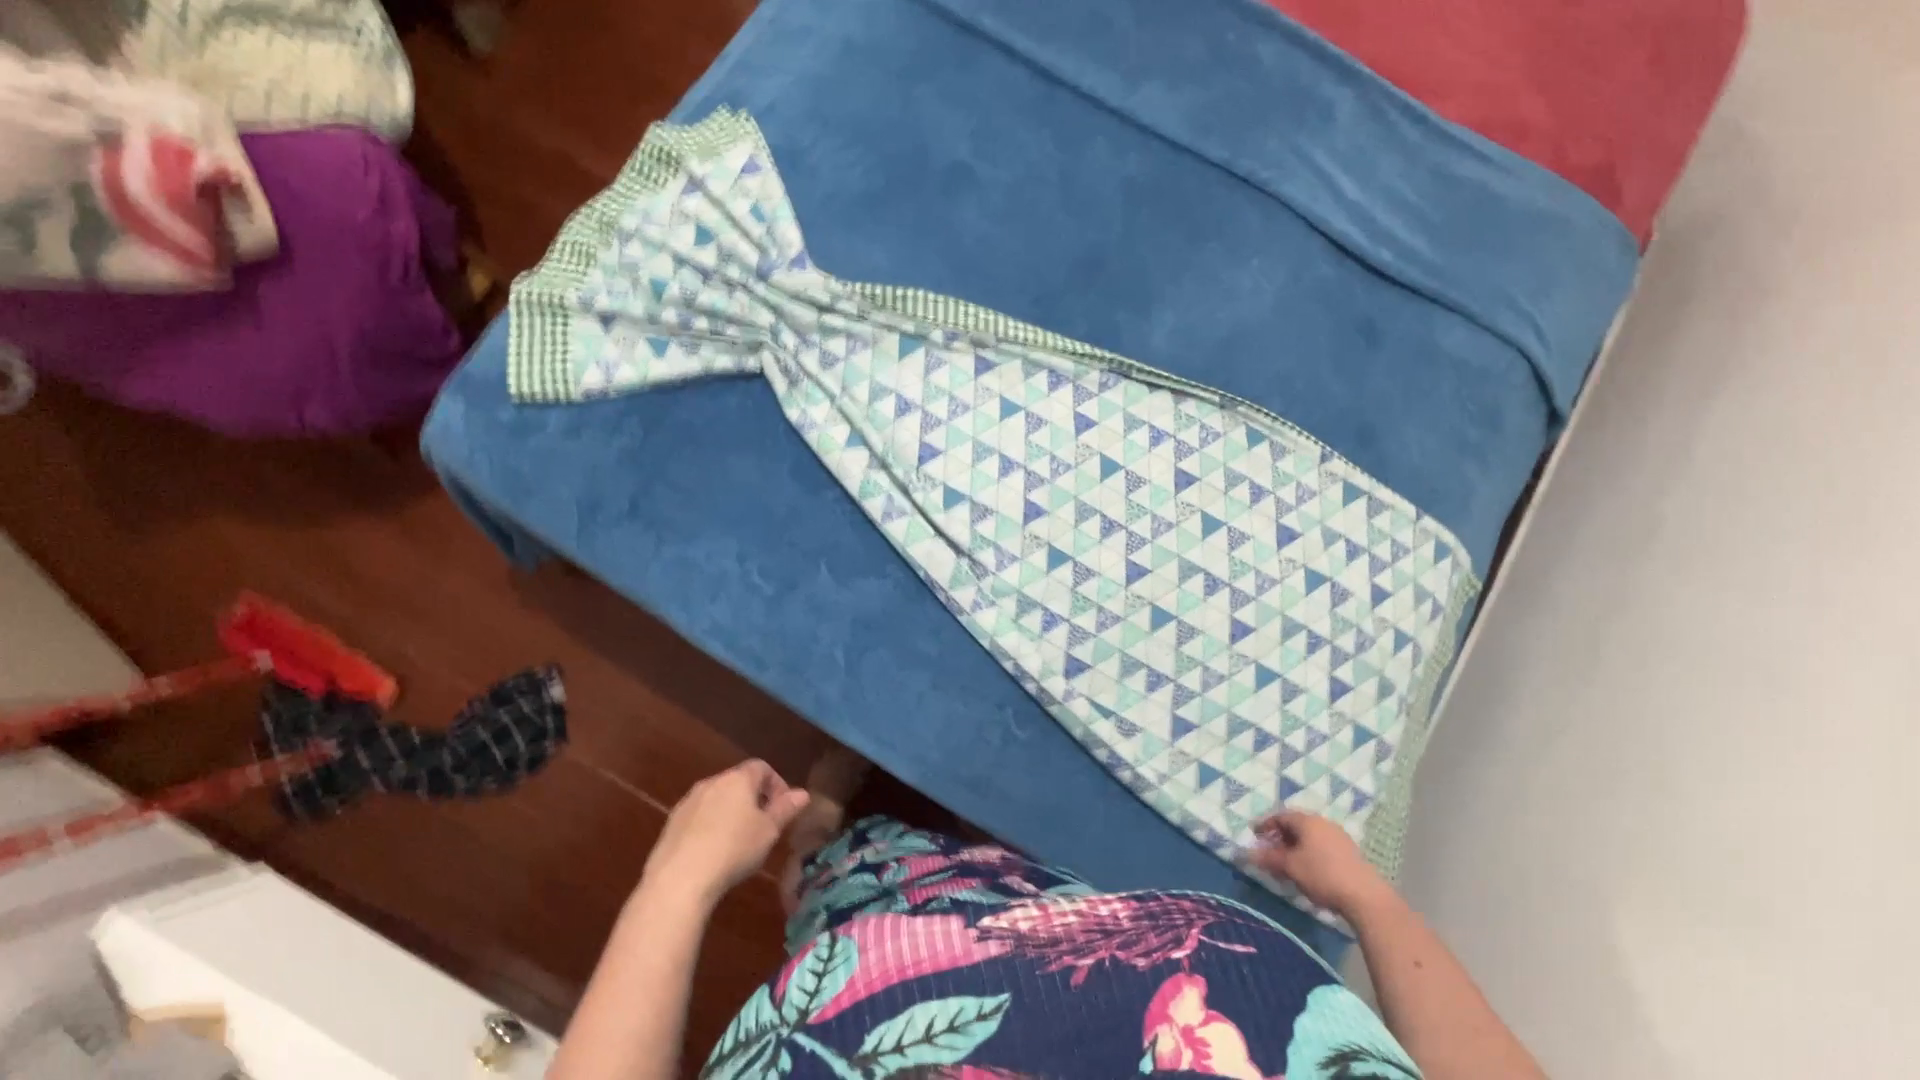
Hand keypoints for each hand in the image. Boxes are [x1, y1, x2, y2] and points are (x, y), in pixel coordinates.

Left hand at [643, 760, 811, 906]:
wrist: (680, 878)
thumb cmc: (734, 849)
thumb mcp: (768, 831)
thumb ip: (785, 809)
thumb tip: (803, 793)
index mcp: (737, 780)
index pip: (761, 767)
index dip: (776, 783)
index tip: (783, 808)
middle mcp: (711, 783)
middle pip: (737, 781)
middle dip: (754, 798)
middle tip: (764, 825)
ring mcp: (688, 802)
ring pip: (717, 799)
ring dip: (731, 812)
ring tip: (739, 841)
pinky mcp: (672, 823)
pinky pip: (699, 816)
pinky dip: (710, 825)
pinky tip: (714, 851)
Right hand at [1245, 810, 1393, 917]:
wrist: (1364, 895)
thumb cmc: (1321, 874)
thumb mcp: (1290, 866)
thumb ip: (1268, 857)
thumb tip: (1247, 853)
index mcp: (1307, 821)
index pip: (1280, 815)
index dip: (1265, 824)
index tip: (1254, 835)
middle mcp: (1323, 823)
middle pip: (1296, 824)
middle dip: (1280, 836)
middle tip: (1268, 849)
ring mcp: (1339, 836)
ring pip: (1310, 836)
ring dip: (1295, 845)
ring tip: (1286, 861)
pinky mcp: (1349, 851)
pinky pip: (1321, 845)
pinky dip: (1309, 851)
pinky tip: (1307, 868)